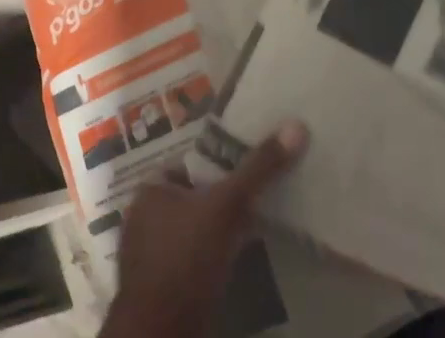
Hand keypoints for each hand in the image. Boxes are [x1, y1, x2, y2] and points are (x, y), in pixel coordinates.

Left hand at [98, 120, 308, 337]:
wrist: (162, 333)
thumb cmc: (186, 258)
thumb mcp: (227, 205)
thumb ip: (260, 167)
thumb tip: (297, 126)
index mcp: (151, 190)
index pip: (197, 160)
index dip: (229, 156)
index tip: (262, 156)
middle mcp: (147, 216)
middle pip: (203, 191)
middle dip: (233, 190)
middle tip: (270, 182)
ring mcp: (157, 252)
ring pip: (204, 223)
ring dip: (231, 221)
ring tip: (267, 211)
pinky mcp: (171, 280)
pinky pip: (203, 250)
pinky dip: (224, 246)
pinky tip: (249, 246)